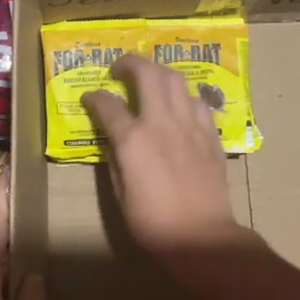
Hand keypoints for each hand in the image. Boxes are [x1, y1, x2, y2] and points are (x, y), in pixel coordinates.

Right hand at [83, 55, 251, 264]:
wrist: (201, 237)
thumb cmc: (152, 222)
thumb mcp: (119, 192)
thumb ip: (115, 156)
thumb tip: (113, 136)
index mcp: (134, 140)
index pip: (108, 104)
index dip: (94, 97)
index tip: (89, 97)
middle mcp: (162, 122)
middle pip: (147, 73)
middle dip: (129, 63)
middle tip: (119, 68)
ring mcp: (190, 125)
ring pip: (176, 79)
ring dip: (158, 73)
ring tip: (149, 79)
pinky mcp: (210, 134)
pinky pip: (197, 101)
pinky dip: (183, 96)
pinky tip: (179, 106)